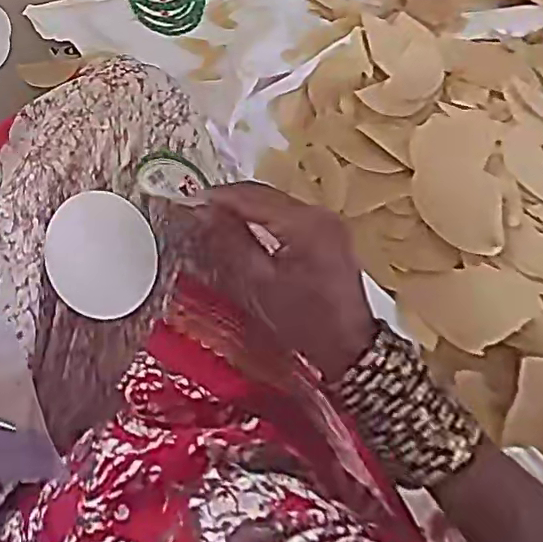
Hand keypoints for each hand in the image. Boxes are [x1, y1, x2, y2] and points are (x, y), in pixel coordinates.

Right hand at [201, 182, 376, 378]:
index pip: (252, 197)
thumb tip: (205, 212)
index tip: (190, 202)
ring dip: (245, 205)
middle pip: (264, 194)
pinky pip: (287, 211)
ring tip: (215, 216)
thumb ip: (231, 241)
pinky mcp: (328, 228)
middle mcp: (318, 212)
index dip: (218, 197)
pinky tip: (245, 224)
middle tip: (198, 210)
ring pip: (274, 200)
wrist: (352, 348)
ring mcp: (326, 218)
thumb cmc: (305, 322)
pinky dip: (263, 214)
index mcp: (304, 223)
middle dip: (230, 199)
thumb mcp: (260, 283)